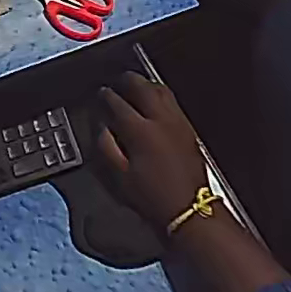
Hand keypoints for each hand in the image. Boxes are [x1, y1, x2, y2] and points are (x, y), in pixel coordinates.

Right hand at [95, 72, 209, 232]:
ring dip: (146, 84)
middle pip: (142, 88)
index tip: (100, 95)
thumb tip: (100, 128)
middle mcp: (160, 121)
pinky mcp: (189, 129)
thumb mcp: (120, 176)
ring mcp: (177, 123)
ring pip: (161, 90)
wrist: (190, 210)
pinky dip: (160, 94)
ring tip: (136, 84)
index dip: (106, 96)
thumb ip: (106, 147)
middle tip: (117, 81)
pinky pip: (173, 102)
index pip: (117, 103)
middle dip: (127, 81)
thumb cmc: (153, 197)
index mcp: (139, 131)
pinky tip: (155, 99)